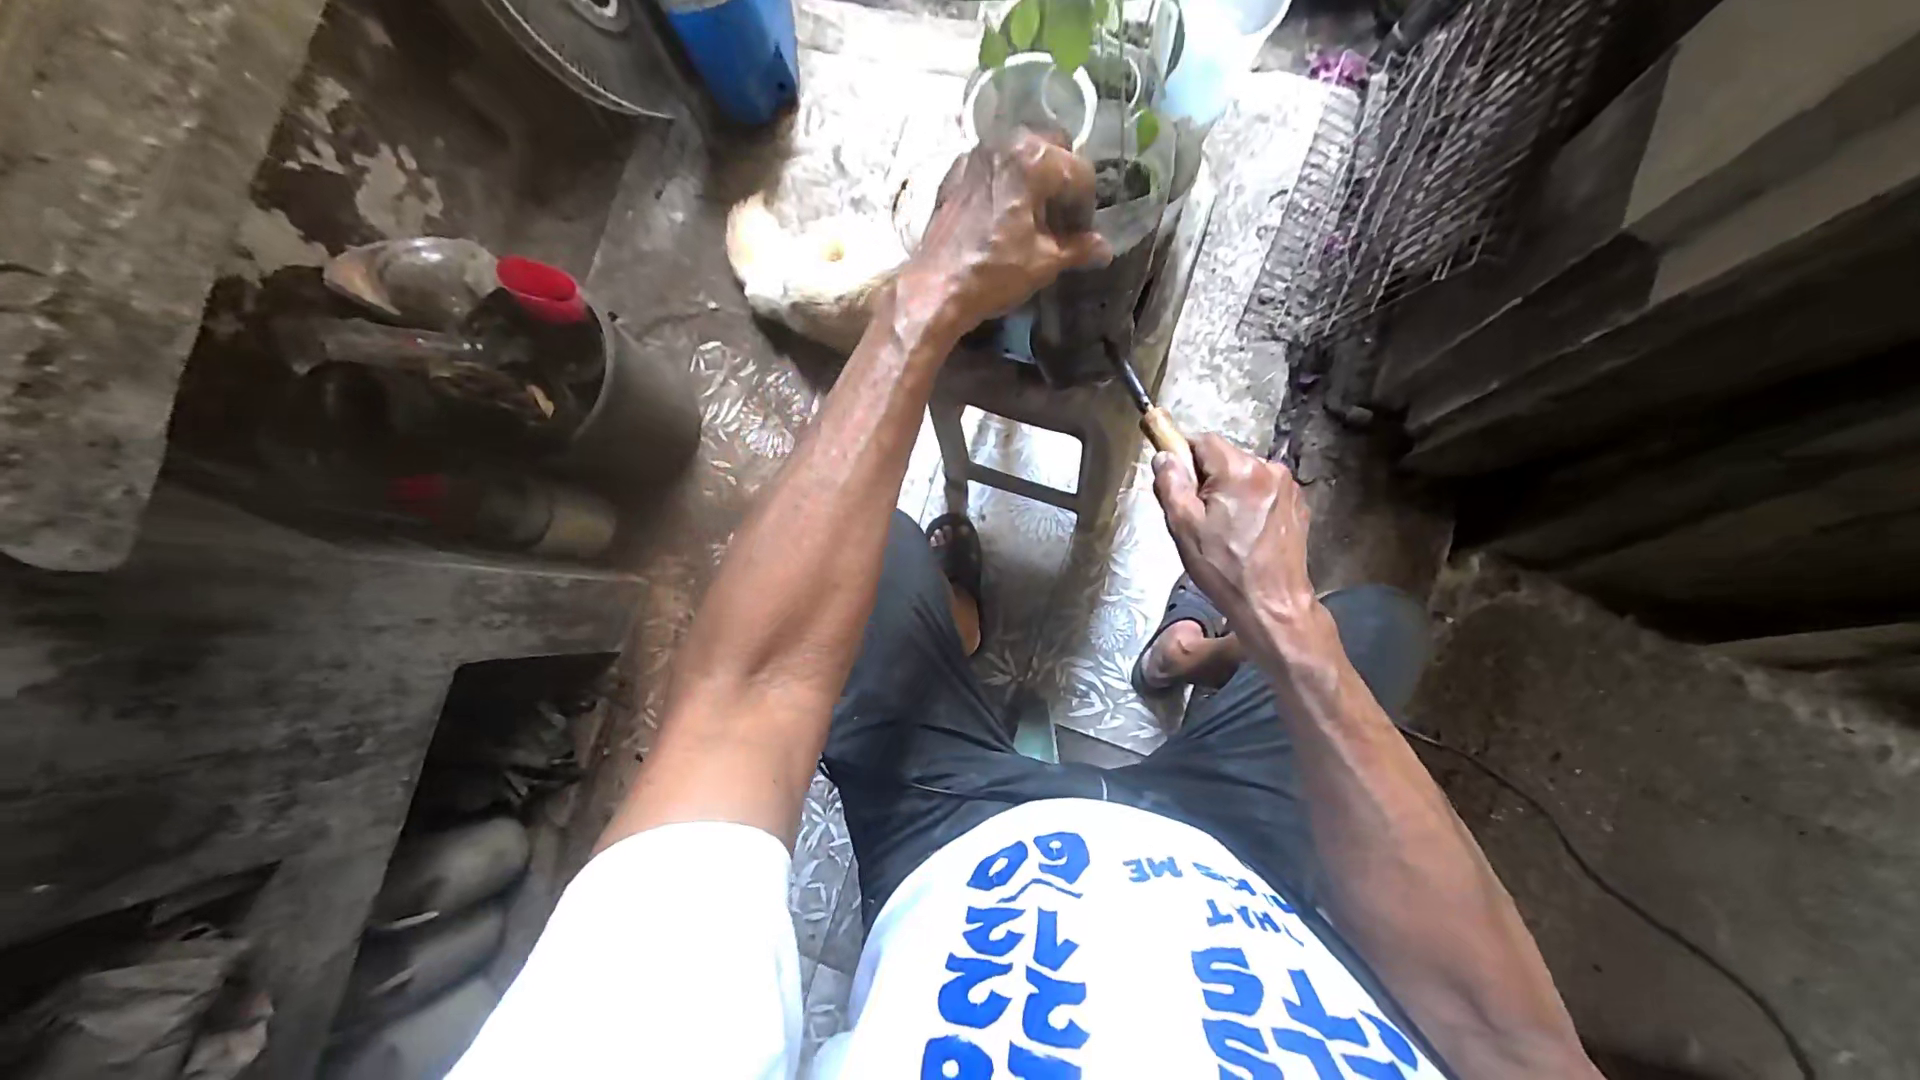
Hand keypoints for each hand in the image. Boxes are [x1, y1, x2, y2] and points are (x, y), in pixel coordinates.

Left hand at [902, 130, 1111, 335]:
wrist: (936, 288)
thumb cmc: (993, 273)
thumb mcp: (1044, 263)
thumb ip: (1078, 249)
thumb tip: (1104, 249)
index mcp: (1032, 159)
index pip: (1079, 172)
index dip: (1087, 207)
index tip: (1083, 236)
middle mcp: (1003, 143)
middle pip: (1052, 150)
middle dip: (1063, 183)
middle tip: (1062, 221)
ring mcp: (975, 156)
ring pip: (1021, 154)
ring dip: (1036, 180)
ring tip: (1035, 220)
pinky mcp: (955, 175)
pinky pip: (993, 169)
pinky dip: (1006, 184)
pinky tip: (1005, 218)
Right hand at [1152, 435, 1321, 652]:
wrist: (1272, 603)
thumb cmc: (1224, 568)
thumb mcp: (1184, 527)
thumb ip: (1170, 484)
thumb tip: (1164, 455)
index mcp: (1240, 470)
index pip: (1203, 440)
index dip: (1182, 455)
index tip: (1174, 481)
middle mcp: (1269, 468)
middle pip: (1223, 457)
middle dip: (1205, 477)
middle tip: (1196, 515)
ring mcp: (1288, 486)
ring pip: (1242, 473)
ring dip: (1227, 490)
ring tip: (1221, 528)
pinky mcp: (1296, 503)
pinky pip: (1261, 489)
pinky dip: (1247, 502)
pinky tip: (1242, 532)